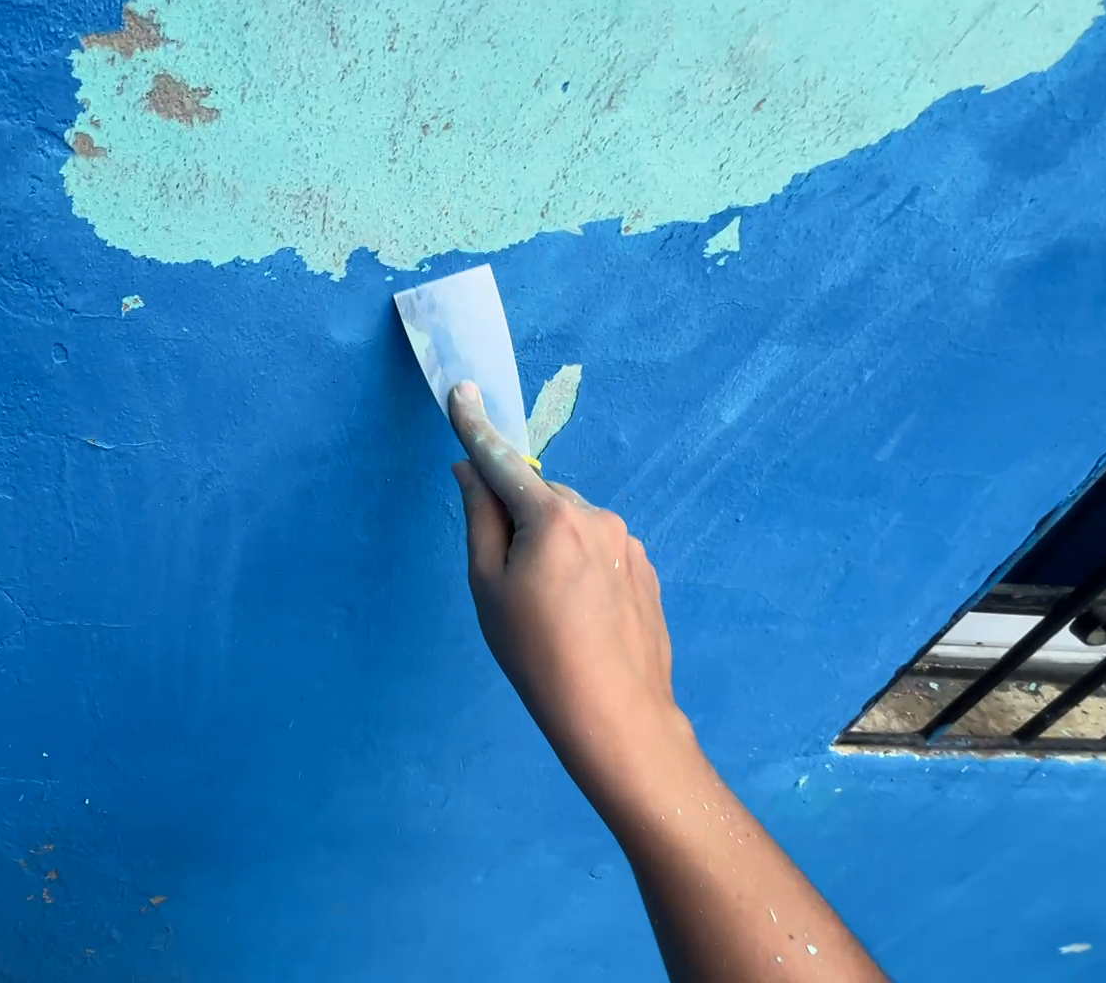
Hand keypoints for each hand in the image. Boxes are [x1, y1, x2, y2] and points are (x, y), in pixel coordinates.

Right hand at [446, 380, 695, 806]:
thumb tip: (470, 470)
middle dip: (516, 515)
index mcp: (551, 516)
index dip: (475, 426)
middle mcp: (595, 514)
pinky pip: (596, 545)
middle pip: (537, 495)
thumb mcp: (486, 585)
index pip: (502, 460)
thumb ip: (479, 518)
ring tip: (547, 603)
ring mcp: (627, 540)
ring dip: (547, 540)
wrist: (615, 715)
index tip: (460, 389)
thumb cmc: (533, 651)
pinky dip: (576, 559)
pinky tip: (578, 610)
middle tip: (506, 575)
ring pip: (568, 521)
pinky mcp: (645, 566)